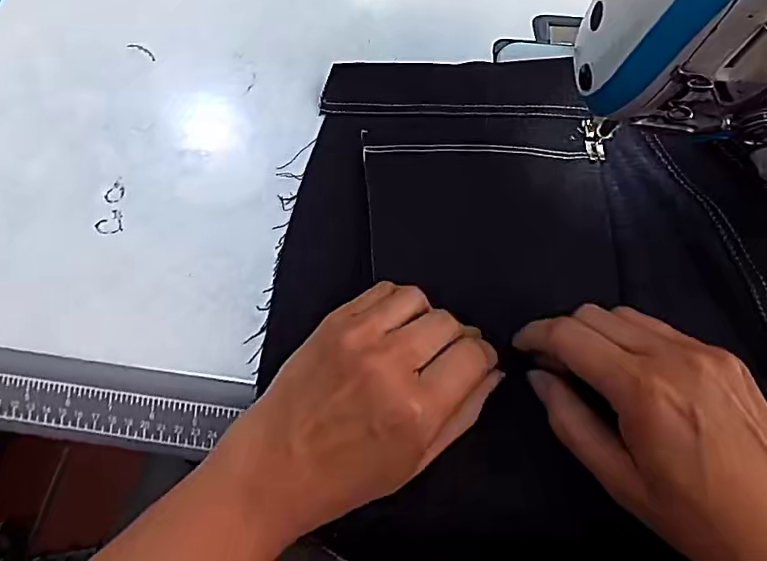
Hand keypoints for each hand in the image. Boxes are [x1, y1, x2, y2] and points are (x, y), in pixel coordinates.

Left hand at [100, 284, 500, 560]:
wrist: (273, 468)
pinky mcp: (337, 319)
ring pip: (421, 298)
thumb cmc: (343, 476)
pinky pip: (386, 289)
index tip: (478, 360)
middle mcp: (391, 365)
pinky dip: (396, 304)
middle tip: (443, 357)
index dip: (483, 355)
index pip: (475, 354)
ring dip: (426, 318)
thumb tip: (493, 373)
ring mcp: (361, 336)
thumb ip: (464, 414)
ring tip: (413, 341)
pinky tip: (389, 328)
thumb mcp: (416, 462)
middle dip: (456, 339)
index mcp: (416, 410)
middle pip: (451, 322)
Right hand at [515, 305, 766, 560]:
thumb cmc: (696, 520)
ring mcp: (702, 347)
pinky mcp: (723, 352)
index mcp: (643, 388)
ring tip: (592, 366)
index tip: (520, 345)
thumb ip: (571, 423)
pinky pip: (663, 328)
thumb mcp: (622, 484)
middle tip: (554, 364)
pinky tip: (637, 372)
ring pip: (629, 314)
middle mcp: (671, 352)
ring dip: (600, 331)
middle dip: (566, 330)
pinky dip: (636, 338)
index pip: (571, 334)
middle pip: (596, 313)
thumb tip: (540, 378)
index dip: (537, 333)